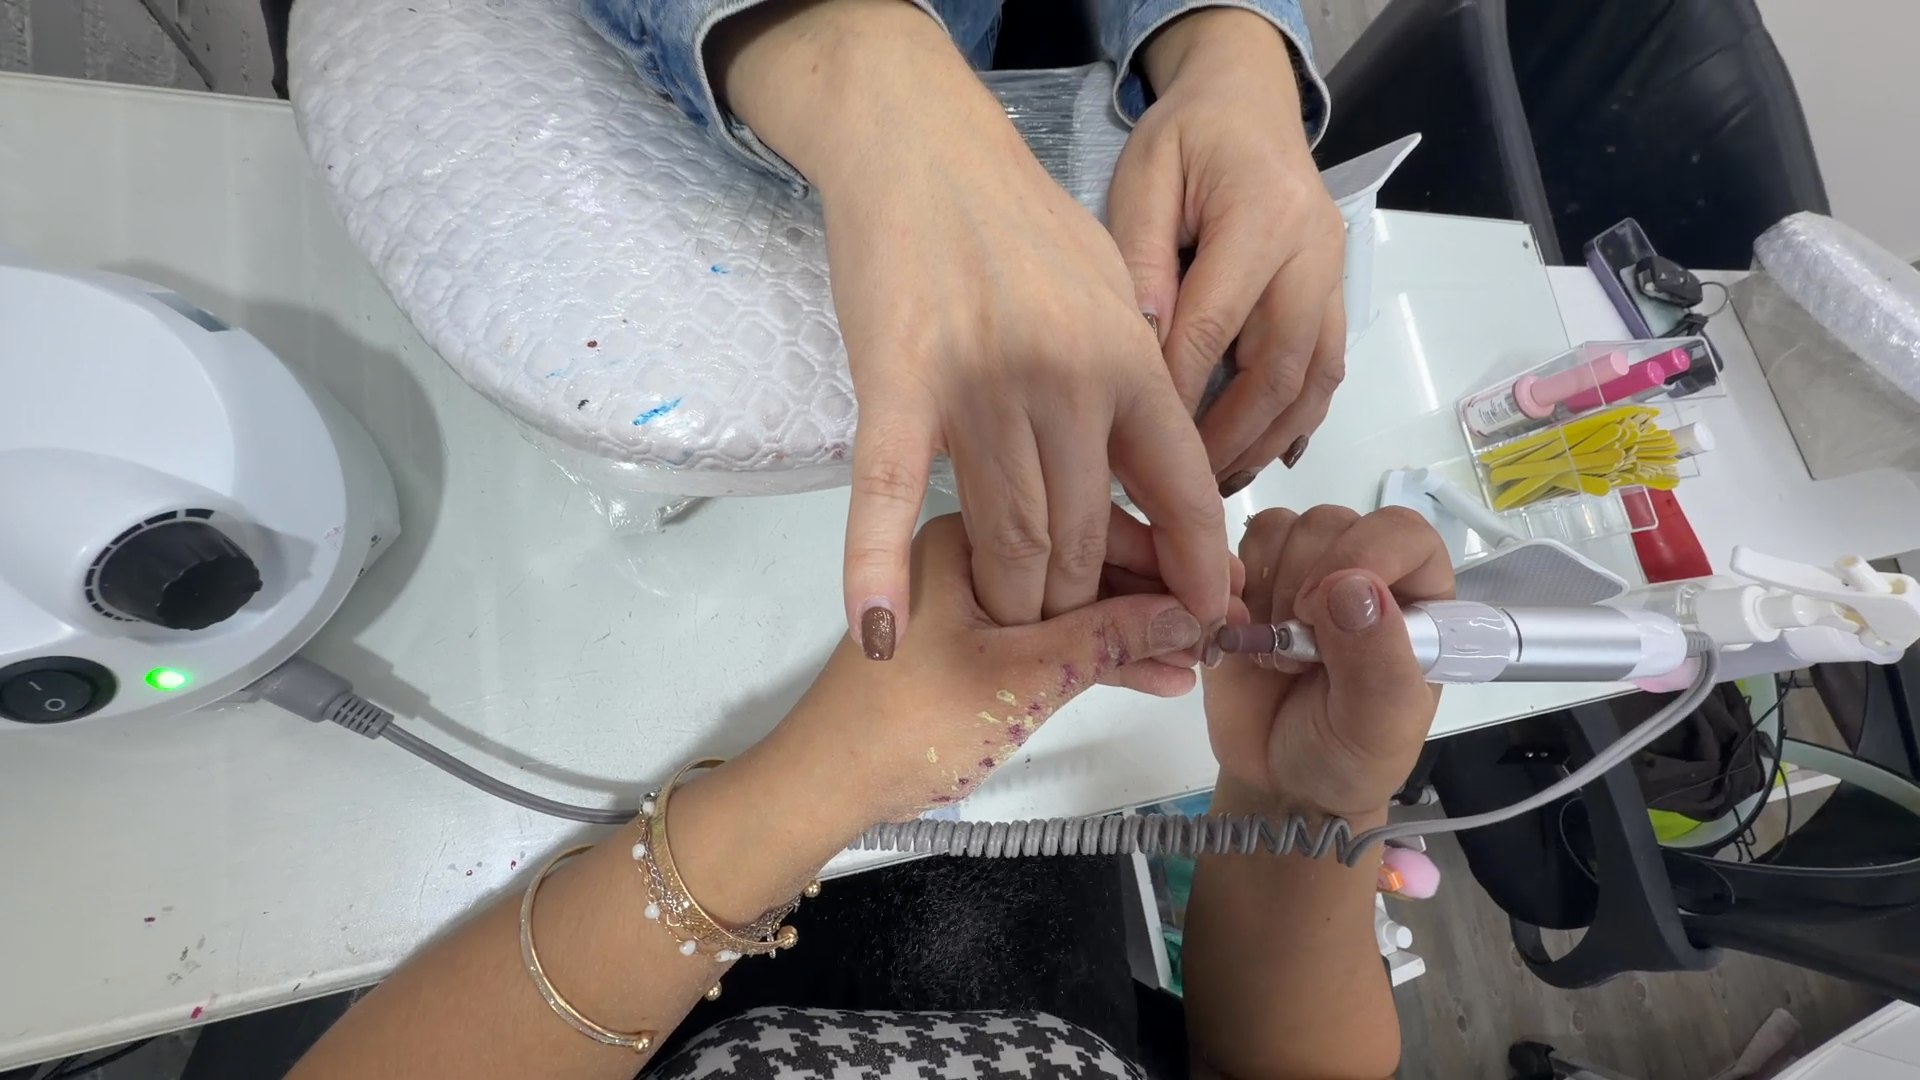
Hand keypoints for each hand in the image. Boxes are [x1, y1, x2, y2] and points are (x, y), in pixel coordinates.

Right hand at [715, 0, 1228, 660]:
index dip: (1193, 565)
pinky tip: (876, 633)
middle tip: (1074, 637)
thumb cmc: (1023, 223)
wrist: (922, 149)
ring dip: (1011, 601)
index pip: (1178, 487)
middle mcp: (1066, 383)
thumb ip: (1139, 377)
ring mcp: (980, 388)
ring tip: (1009, 637)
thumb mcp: (1113, 289)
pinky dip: (876, 566)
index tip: (1201, 619)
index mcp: (1128, 359)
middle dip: (1083, 600)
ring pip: (1006, 530)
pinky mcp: (896, 387)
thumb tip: (1150, 463)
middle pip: (1082, 530)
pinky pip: (888, 491)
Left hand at [774, 514, 1205, 822]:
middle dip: (1154, 604)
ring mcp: (978, 601)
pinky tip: (1152, 674)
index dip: (1161, 563)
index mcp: (970, 535)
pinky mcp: (979, 643)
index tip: (1222, 587)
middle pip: (1082, 567)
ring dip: (1131, 636)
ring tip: (1200, 659)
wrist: (829, 783)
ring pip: (1071, 607)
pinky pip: (1049, 638)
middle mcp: (976, 555)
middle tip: (1224, 626)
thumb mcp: (1022, 678)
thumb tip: (1192, 615)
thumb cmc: (913, 722)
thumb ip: (1107, 640)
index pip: (1084, 529)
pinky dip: (1094, 658)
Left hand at [1111, 9, 1347, 489]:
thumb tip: (1144, 344)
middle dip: (1228, 437)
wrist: (1249, 106)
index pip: (1212, 328)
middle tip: (1183, 488)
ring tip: (1220, 484)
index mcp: (1261, 218)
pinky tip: (1264, 454)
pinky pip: (1328, 370)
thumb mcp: (1144, 180)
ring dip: (1267, 441)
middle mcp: (1313, 254)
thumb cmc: (1187, 140)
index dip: (1175, 395)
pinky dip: (1298, 421)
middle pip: (1277, 369)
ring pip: (1313, 381)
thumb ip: (1142, 260)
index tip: (1136, 447)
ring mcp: (1334, 277)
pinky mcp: (1336, 294)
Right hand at [1204, 506, 1451, 817]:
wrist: (1278, 780)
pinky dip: (1227, 585)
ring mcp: (1298, 577)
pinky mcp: (1246, 586)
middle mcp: (1359, 575)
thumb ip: (1377, 660)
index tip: (1318, 612)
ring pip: (1280, 529)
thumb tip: (1350, 585)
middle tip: (1296, 655)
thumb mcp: (1379, 726)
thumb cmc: (1345, 756)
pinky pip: (1233, 550)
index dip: (1360, 555)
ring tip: (1271, 651)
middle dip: (1301, 586)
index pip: (1401, 533)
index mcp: (1413, 599)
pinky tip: (1236, 632)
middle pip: (1330, 525)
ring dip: (1265, 588)